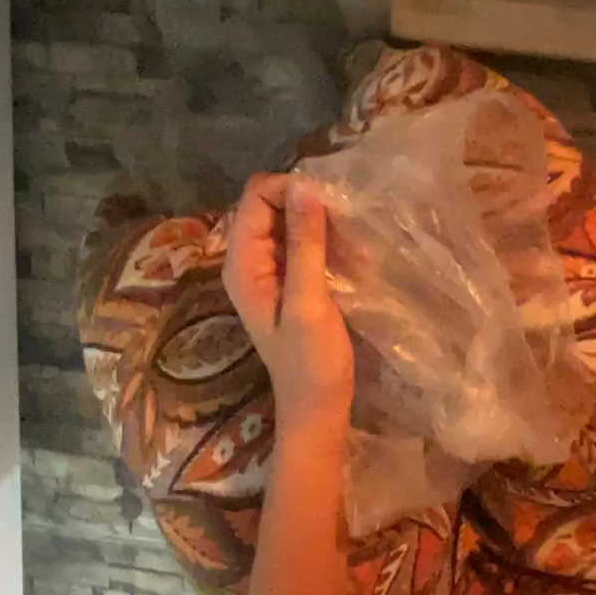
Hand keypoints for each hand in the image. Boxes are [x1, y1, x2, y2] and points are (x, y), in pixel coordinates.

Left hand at [222, 174, 355, 440]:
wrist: (316, 407)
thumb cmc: (311, 361)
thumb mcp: (310, 301)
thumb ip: (305, 243)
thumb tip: (306, 186)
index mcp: (242, 263)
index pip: (256, 196)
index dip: (290, 189)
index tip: (330, 204)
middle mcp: (248, 260)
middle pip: (270, 204)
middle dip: (307, 204)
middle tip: (346, 221)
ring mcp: (267, 270)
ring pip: (288, 221)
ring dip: (320, 222)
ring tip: (353, 239)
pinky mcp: (288, 279)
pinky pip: (301, 242)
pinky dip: (324, 240)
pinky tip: (351, 254)